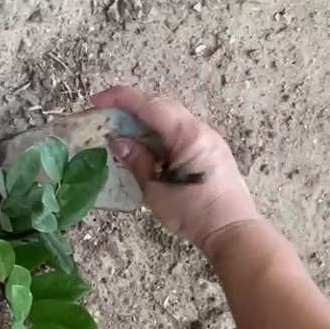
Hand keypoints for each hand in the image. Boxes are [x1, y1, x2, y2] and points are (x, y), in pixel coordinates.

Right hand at [91, 86, 262, 252]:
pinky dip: (158, 134)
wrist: (231, 230)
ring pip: (171, 119)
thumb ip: (137, 161)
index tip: (98, 100)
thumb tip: (119, 142)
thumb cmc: (193, 211)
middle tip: (106, 115)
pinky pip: (179, 133)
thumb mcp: (156, 188)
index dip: (121, 98)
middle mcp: (200, 130)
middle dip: (132, 106)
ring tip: (122, 133)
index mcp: (188, 134)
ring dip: (144, 122)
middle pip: (162, 106)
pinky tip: (144, 148)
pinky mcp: (209, 152)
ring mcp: (208, 140)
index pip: (150, 105)